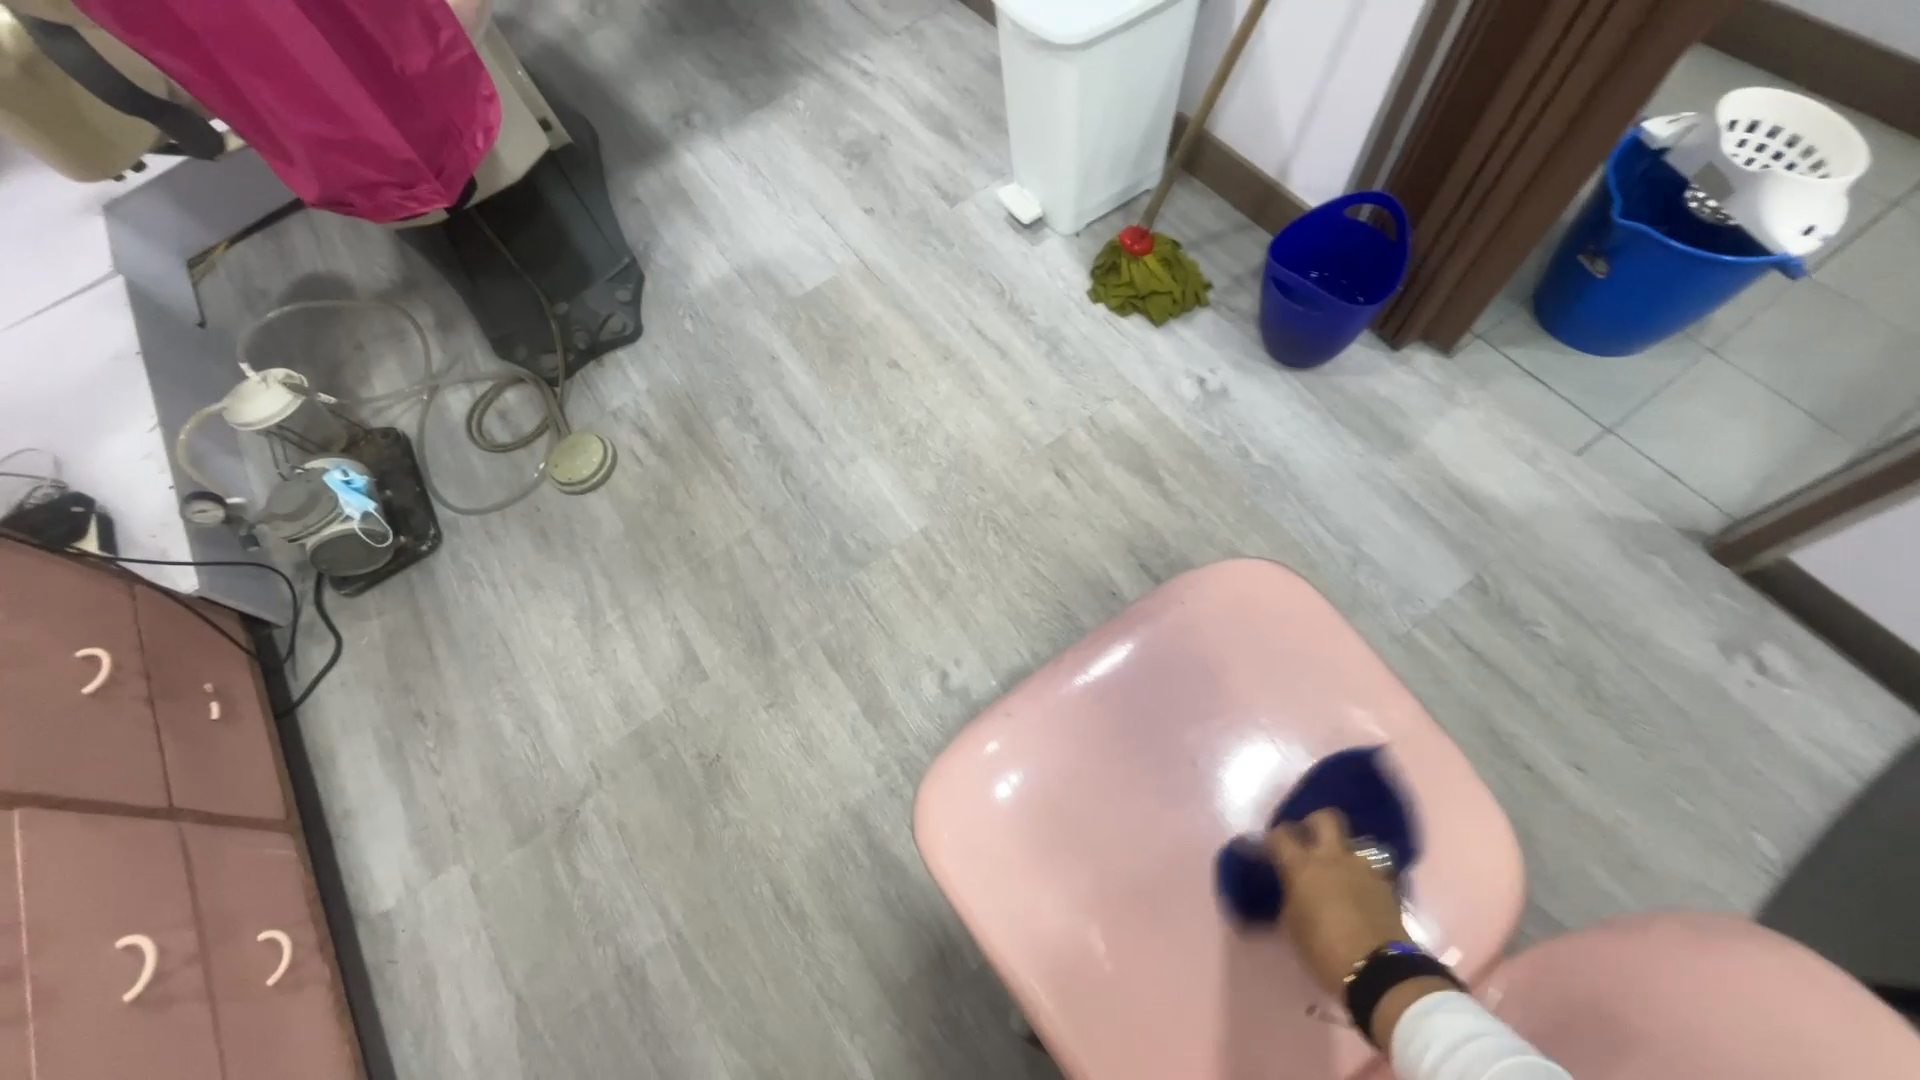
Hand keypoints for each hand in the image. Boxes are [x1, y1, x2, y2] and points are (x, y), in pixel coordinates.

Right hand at [1266, 808, 1406, 995]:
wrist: (1380, 972)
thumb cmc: (1324, 950)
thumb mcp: (1293, 925)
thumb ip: (1291, 897)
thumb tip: (1294, 889)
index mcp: (1303, 866)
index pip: (1280, 835)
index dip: (1271, 838)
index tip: (1267, 848)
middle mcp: (1334, 857)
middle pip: (1325, 818)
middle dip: (1313, 824)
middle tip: (1307, 842)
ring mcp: (1364, 869)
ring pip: (1353, 843)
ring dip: (1342, 853)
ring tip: (1338, 873)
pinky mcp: (1388, 886)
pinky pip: (1371, 869)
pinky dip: (1362, 876)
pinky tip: (1358, 893)